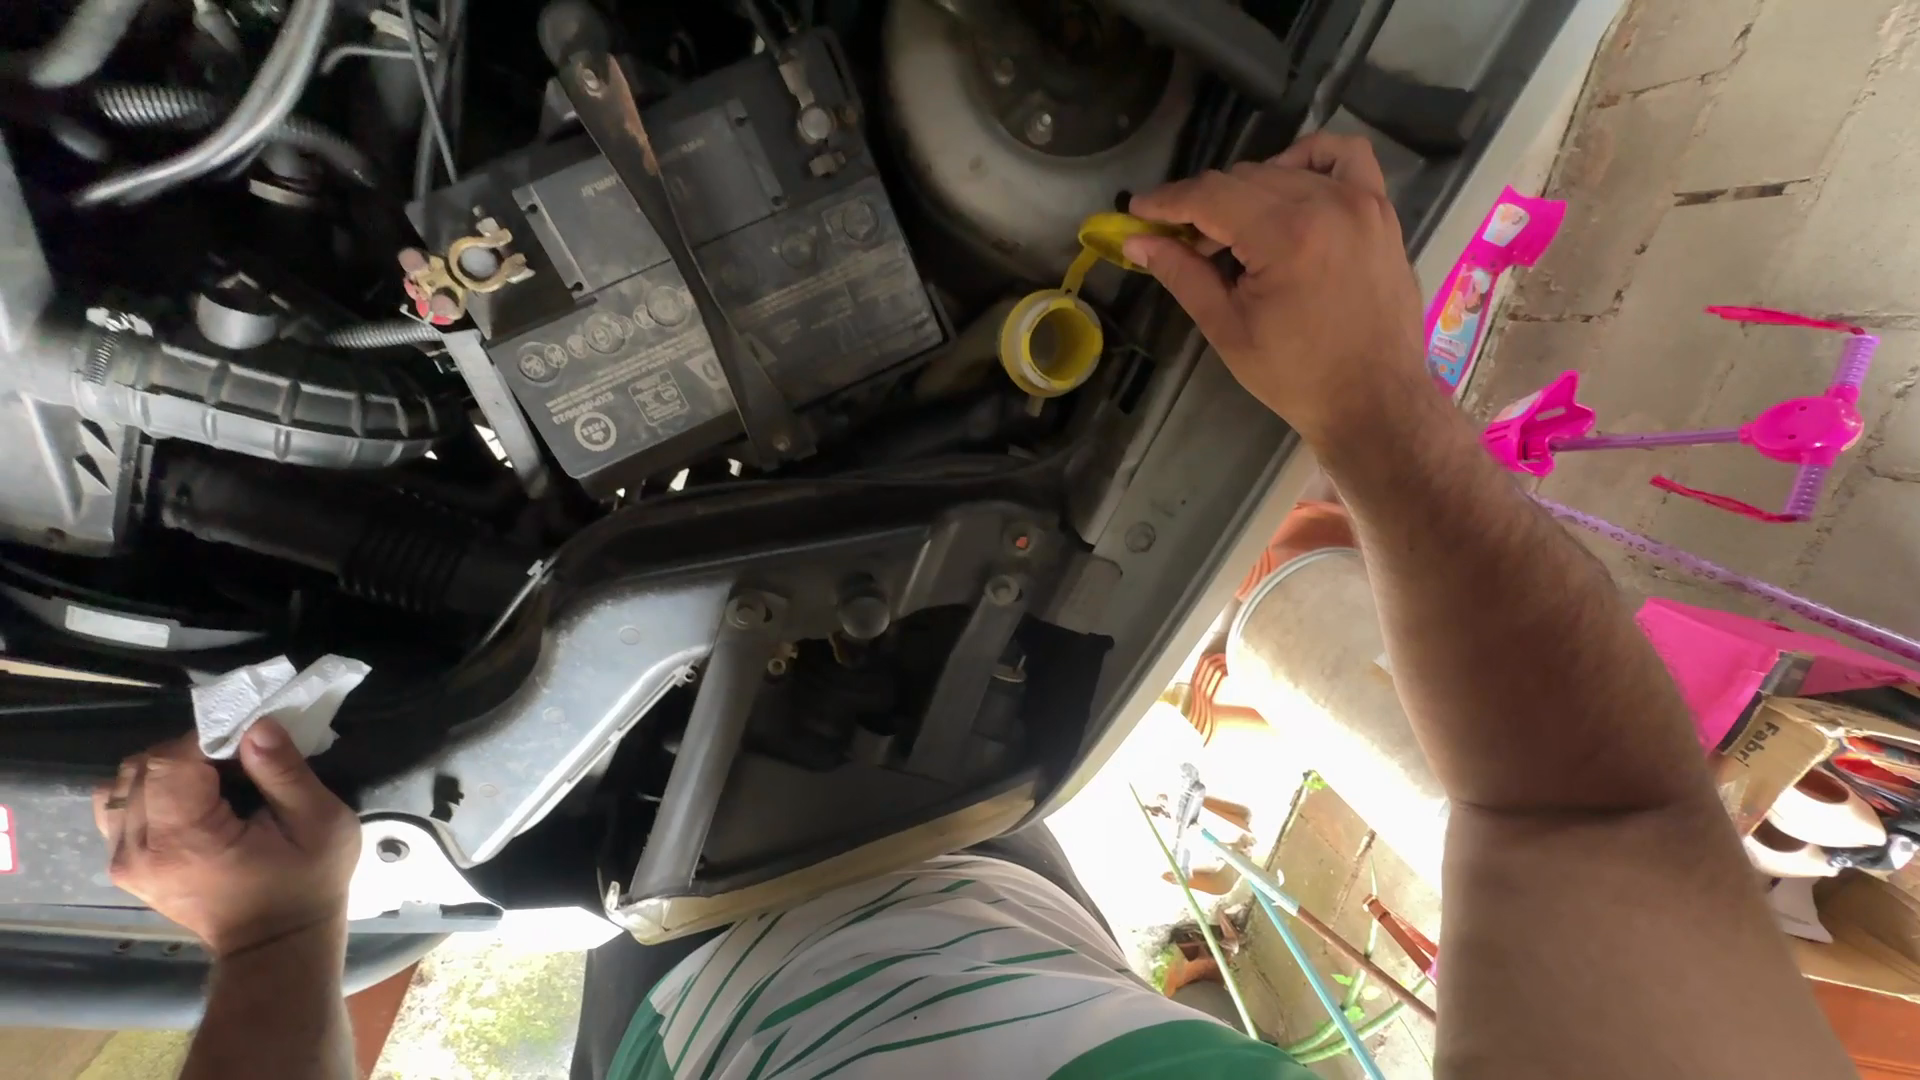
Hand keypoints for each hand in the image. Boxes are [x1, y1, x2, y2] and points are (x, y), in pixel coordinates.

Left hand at [94, 719, 359, 958]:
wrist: (277, 938)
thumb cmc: (307, 878)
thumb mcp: (318, 820)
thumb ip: (285, 771)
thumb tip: (259, 726)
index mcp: (183, 839)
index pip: (168, 762)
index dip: (209, 735)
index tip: (252, 734)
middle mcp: (136, 849)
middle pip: (139, 769)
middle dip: (192, 747)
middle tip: (244, 753)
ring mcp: (124, 860)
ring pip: (122, 786)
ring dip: (169, 767)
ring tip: (221, 773)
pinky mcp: (126, 863)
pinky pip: (120, 808)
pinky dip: (154, 788)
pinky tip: (197, 794)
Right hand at [1124, 133, 1428, 443]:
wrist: (1371, 397)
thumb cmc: (1293, 374)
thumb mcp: (1226, 328)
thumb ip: (1182, 274)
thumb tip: (1136, 242)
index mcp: (1286, 236)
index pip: (1211, 197)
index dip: (1167, 201)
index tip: (1137, 210)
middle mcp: (1327, 203)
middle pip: (1242, 178)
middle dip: (1201, 206)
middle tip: (1180, 243)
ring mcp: (1361, 201)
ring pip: (1283, 170)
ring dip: (1245, 192)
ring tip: (1231, 232)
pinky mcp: (1380, 210)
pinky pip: (1344, 157)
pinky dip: (1308, 161)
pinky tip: (1286, 187)